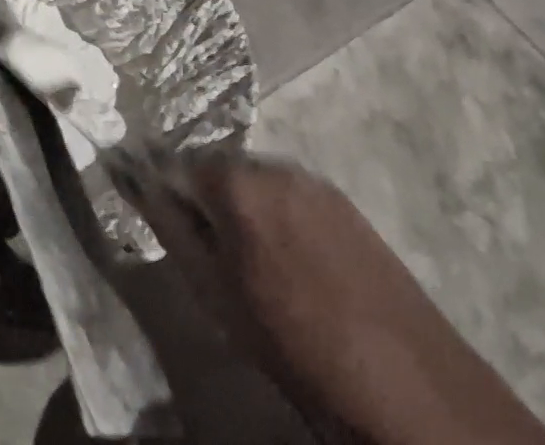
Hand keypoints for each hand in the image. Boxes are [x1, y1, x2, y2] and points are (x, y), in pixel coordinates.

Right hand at [182, 156, 544, 444]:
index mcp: (237, 182)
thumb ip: (171, 227)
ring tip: (248, 258)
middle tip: (205, 247)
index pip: (174, 164)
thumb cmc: (289, 337)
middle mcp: (277, 167)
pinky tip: (287, 259)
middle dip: (204, 197)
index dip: (163, 192)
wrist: (402, 379)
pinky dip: (277, 216)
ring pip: (257, 182)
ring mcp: (318, 182)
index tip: (161, 221)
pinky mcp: (347, 203)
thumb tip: (142, 186)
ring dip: (242, 207)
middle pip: (218, 168)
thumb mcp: (212, 289)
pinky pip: (291, 196)